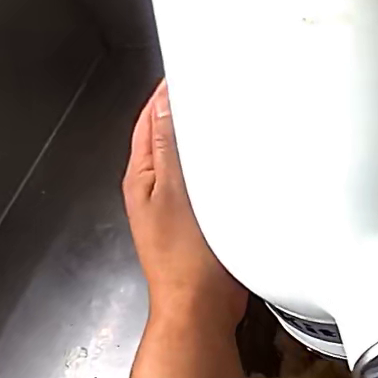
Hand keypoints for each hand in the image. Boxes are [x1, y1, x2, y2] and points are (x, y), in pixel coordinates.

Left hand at [124, 81, 246, 328]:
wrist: (201, 308)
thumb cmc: (184, 262)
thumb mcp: (175, 194)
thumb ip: (169, 148)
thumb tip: (164, 105)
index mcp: (141, 178)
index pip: (150, 120)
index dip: (166, 93)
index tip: (187, 70)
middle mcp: (155, 189)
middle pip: (169, 138)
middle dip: (187, 113)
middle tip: (212, 88)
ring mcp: (177, 206)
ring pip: (190, 161)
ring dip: (205, 142)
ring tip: (226, 117)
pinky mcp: (199, 221)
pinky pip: (208, 183)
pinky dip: (219, 169)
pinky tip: (235, 163)